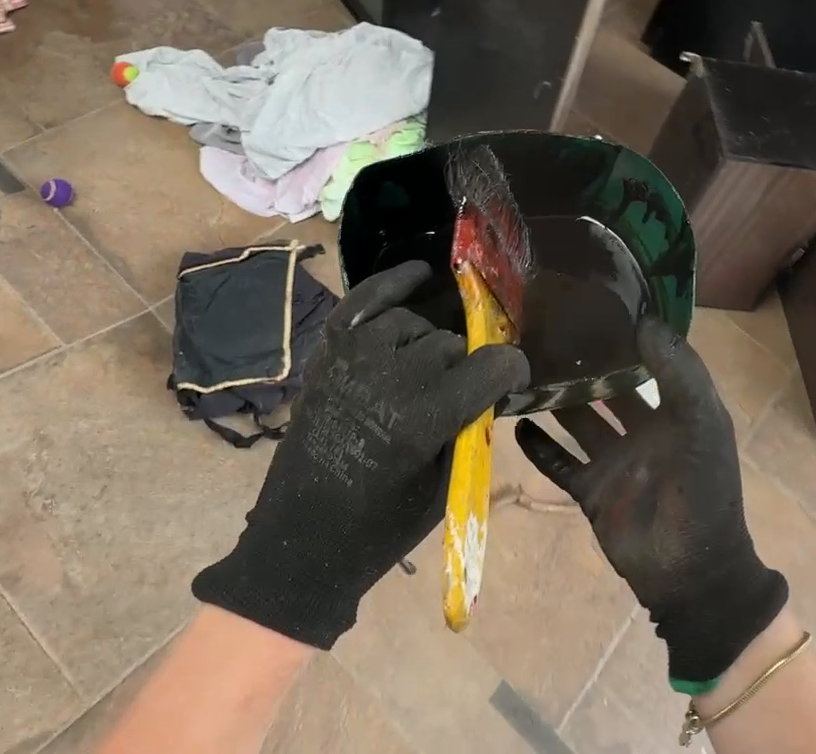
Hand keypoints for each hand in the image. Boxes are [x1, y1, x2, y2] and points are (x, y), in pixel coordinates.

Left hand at [193, 260, 529, 648]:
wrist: (302, 542)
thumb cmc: (381, 527)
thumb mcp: (446, 486)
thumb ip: (471, 427)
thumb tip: (490, 387)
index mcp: (425, 417)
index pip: (492, 366)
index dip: (511, 371)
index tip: (513, 382)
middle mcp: (391, 376)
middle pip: (451, 344)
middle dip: (466, 365)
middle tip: (461, 391)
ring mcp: (354, 359)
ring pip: (414, 323)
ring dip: (429, 342)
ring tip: (428, 368)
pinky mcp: (328, 355)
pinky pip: (363, 302)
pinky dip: (391, 283)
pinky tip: (418, 273)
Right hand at [515, 317, 787, 687]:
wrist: (690, 572)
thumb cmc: (702, 489)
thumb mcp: (702, 422)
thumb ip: (679, 372)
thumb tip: (645, 320)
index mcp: (675, 411)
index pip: (649, 364)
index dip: (628, 337)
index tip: (597, 305)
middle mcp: (642, 430)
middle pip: (607, 389)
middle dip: (585, 365)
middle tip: (548, 331)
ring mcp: (615, 461)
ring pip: (579, 421)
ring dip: (557, 400)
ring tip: (524, 368)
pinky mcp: (592, 490)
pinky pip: (560, 462)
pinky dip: (539, 446)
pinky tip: (517, 422)